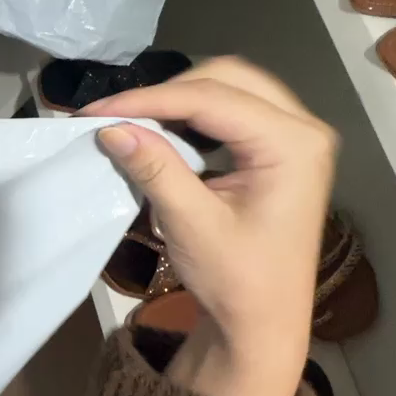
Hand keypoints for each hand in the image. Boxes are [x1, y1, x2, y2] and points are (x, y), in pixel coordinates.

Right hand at [84, 57, 335, 395]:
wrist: (262, 315)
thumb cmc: (235, 275)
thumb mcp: (190, 223)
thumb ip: (154, 170)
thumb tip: (111, 131)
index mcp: (291, 144)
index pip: (212, 99)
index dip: (150, 100)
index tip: (96, 113)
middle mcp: (300, 128)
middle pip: (228, 80)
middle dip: (165, 91)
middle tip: (112, 115)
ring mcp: (291, 138)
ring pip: (229, 90)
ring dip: (176, 100)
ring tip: (129, 121)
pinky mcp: (274, 151)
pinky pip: (230, 113)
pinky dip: (189, 116)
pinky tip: (159, 134)